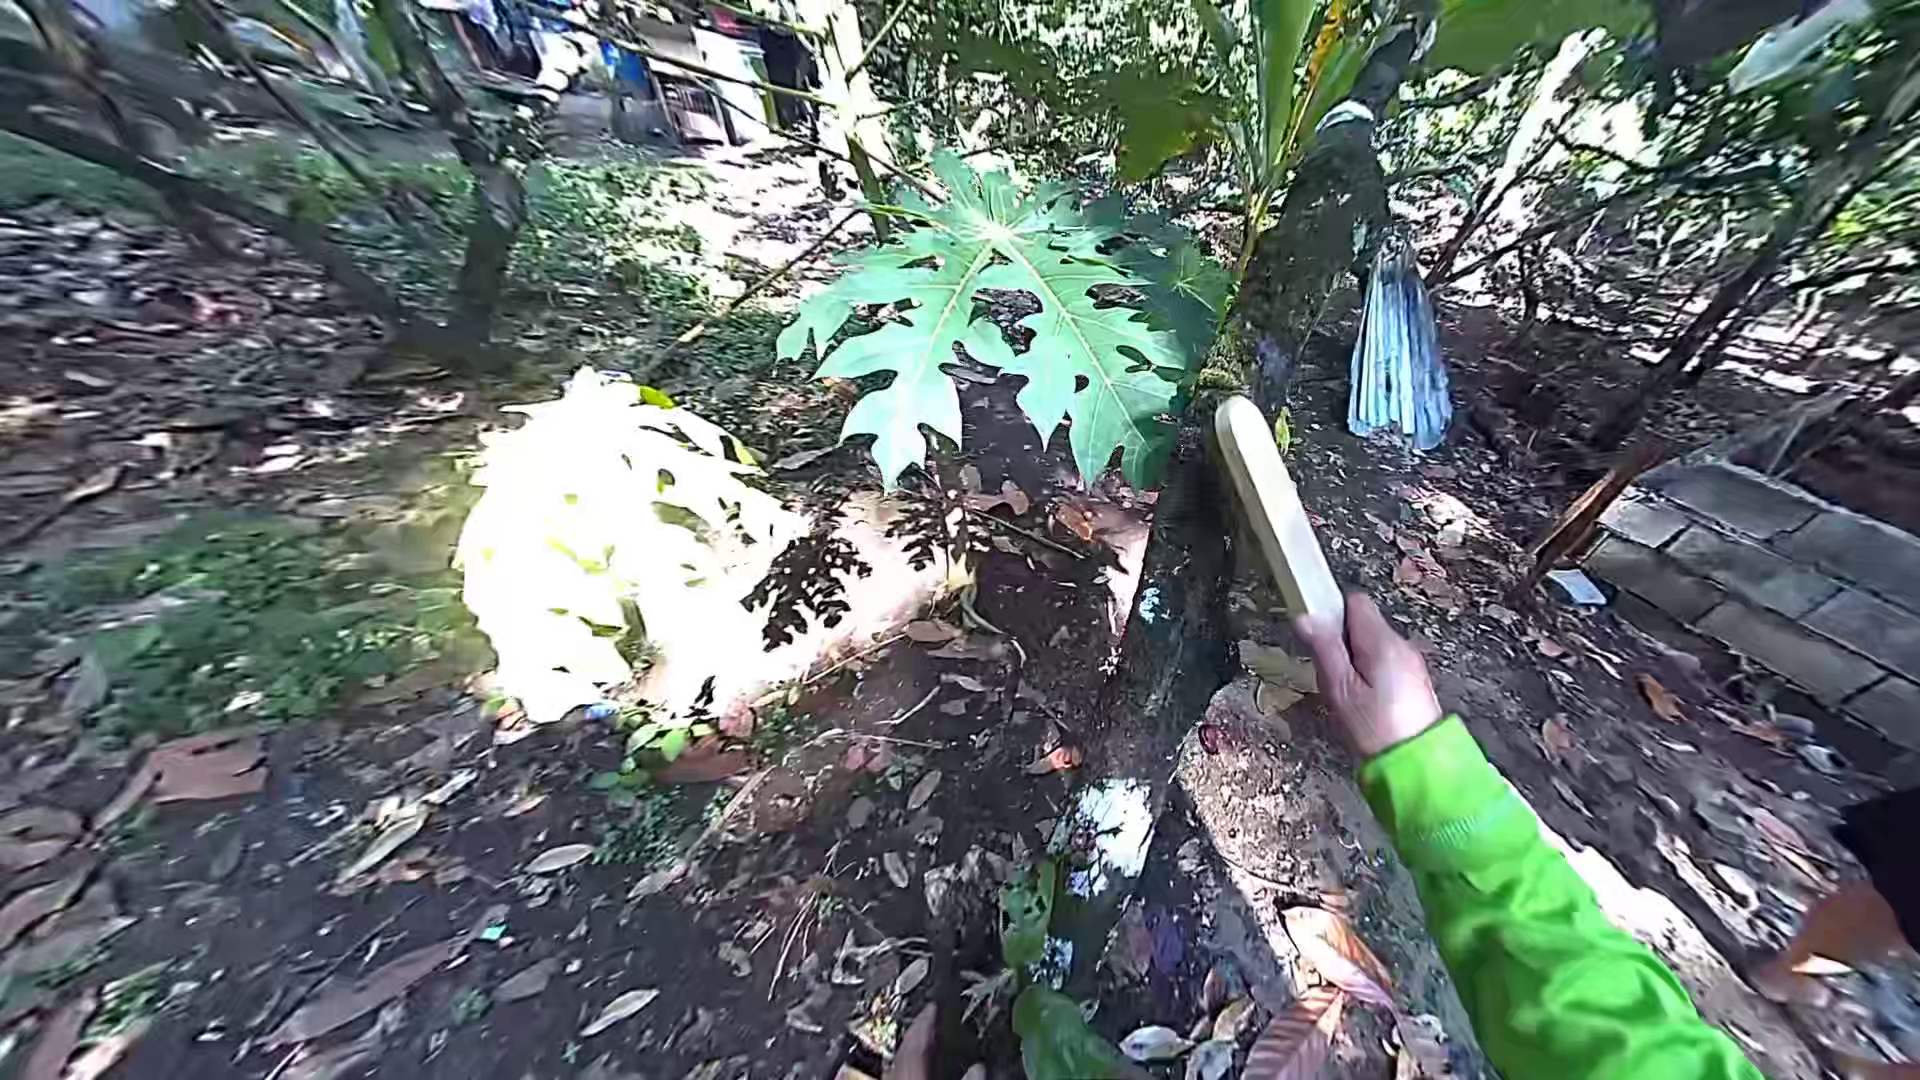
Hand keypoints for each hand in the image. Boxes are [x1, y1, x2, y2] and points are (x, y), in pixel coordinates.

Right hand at [1293, 592, 1443, 758]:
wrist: (1416, 766)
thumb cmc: (1374, 728)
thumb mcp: (1338, 687)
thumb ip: (1324, 648)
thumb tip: (1306, 617)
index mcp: (1383, 644)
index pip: (1356, 602)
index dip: (1332, 612)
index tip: (1317, 632)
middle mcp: (1401, 646)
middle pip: (1362, 623)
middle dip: (1340, 639)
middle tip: (1329, 669)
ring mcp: (1410, 662)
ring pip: (1370, 643)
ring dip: (1352, 656)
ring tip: (1344, 688)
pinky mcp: (1412, 678)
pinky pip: (1381, 659)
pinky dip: (1366, 669)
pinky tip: (1360, 696)